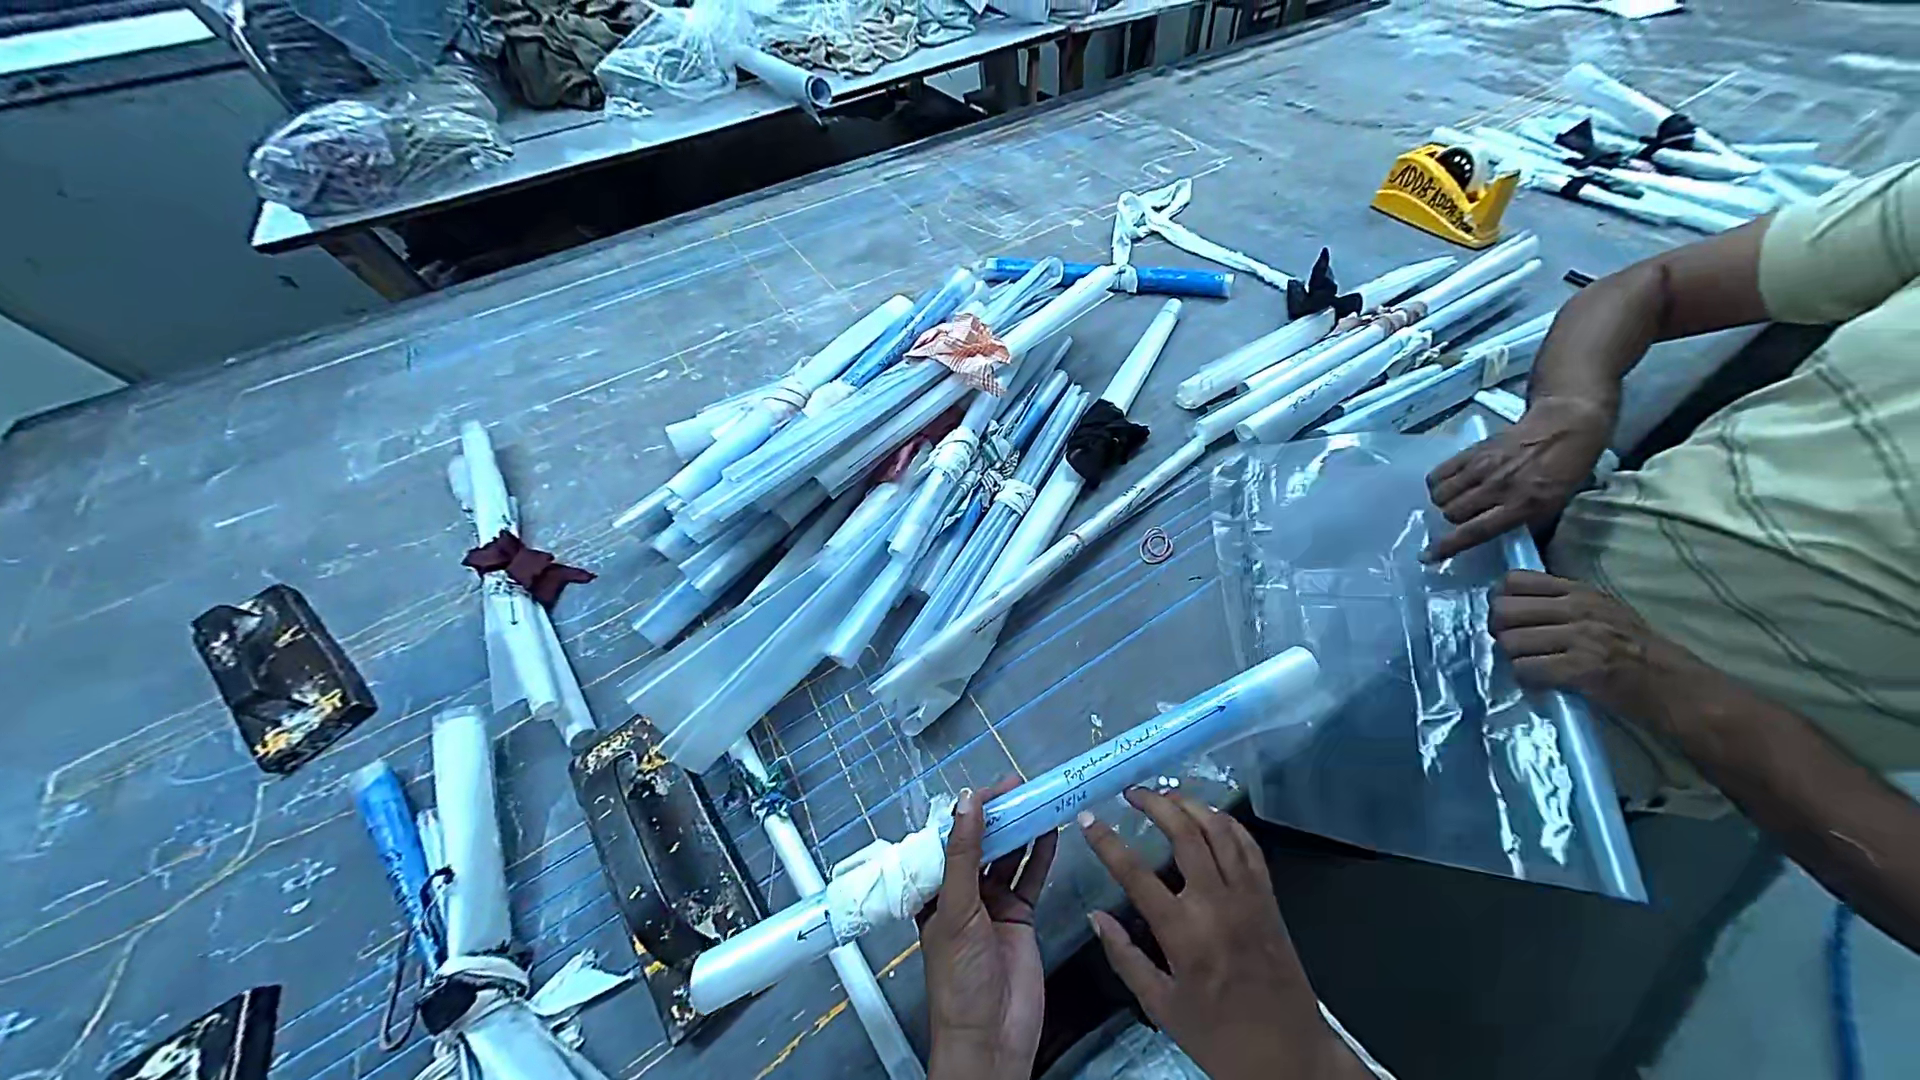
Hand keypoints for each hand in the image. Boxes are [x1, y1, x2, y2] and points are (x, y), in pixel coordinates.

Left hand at [920, 777, 1058, 1079]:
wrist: (991, 1038)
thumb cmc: (959, 978)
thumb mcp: (957, 908)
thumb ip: (964, 852)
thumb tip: (968, 802)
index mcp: (935, 889)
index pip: (950, 838)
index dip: (967, 811)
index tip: (988, 788)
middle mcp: (963, 891)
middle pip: (981, 843)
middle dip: (997, 815)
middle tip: (1016, 787)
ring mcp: (992, 903)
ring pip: (1007, 856)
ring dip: (1020, 830)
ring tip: (1034, 800)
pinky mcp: (1019, 915)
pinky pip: (1030, 877)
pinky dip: (1040, 854)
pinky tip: (1050, 832)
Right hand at [1079, 789, 1369, 1079]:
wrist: (1293, 1058)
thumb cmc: (1221, 1037)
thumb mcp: (1162, 1007)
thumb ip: (1125, 957)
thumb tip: (1095, 916)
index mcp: (1184, 933)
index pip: (1134, 873)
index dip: (1106, 841)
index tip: (1088, 820)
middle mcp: (1216, 903)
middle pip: (1183, 833)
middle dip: (1153, 803)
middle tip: (1131, 793)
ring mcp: (1247, 895)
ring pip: (1218, 830)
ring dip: (1189, 804)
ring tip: (1165, 794)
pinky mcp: (1269, 897)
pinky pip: (1248, 845)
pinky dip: (1226, 822)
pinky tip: (1209, 816)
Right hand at [1424, 396, 1614, 560]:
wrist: (1566, 425)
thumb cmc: (1568, 468)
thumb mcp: (1558, 502)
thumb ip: (1528, 522)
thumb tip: (1504, 541)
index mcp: (1524, 504)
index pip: (1475, 531)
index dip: (1448, 546)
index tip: (1429, 556)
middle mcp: (1498, 488)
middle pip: (1452, 513)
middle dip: (1454, 520)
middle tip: (1465, 517)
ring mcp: (1481, 468)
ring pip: (1441, 496)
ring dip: (1445, 503)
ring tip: (1456, 500)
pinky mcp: (1470, 453)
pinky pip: (1438, 475)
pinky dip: (1438, 484)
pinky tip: (1449, 485)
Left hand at [1491, 570, 1714, 731]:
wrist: (1688, 694)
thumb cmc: (1640, 654)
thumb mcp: (1602, 614)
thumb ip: (1557, 604)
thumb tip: (1503, 604)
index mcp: (1582, 592)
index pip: (1512, 580)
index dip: (1500, 600)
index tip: (1511, 619)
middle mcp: (1581, 609)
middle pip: (1502, 611)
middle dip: (1501, 631)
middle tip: (1519, 647)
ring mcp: (1583, 638)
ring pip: (1509, 642)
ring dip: (1515, 659)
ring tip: (1536, 666)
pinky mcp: (1582, 669)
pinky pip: (1525, 669)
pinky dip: (1528, 679)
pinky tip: (1545, 682)